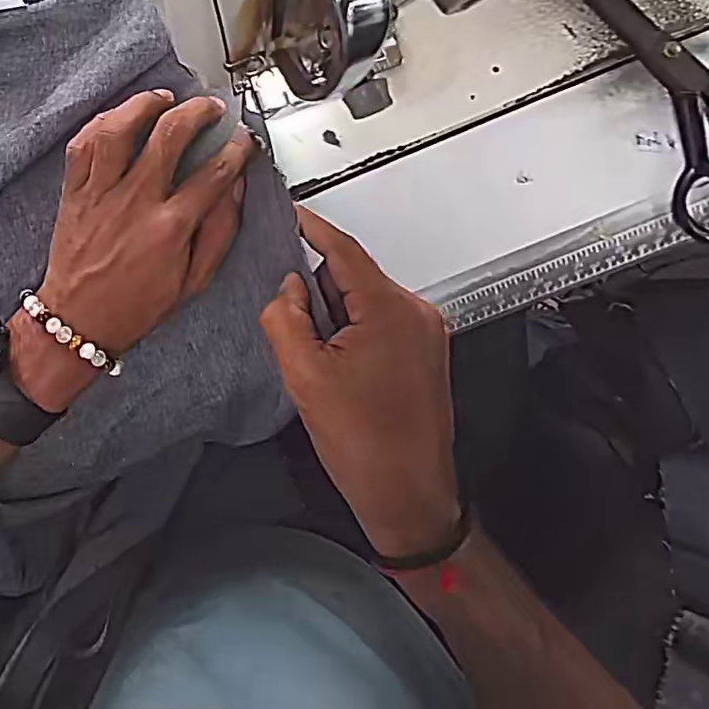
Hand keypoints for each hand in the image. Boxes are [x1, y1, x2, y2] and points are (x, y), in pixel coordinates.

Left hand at [11, 90, 256, 410]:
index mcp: (169, 228)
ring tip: (163, 99)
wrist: (79, 319)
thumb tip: (235, 190)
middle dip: (196, 113)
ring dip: (144, 106)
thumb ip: (219, 232)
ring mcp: (100, 194)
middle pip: (168, 137)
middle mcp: (134, 203)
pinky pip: (81, 146)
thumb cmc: (134, 305)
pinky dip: (101, 123)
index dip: (235, 149)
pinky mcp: (75, 192)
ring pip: (119, 131)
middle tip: (208, 108)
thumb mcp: (193, 281)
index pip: (212, 173)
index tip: (241, 139)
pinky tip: (119, 116)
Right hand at [261, 206, 459, 558]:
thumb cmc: (367, 445)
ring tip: (320, 358)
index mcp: (389, 310)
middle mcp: (414, 313)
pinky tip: (337, 362)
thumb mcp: (304, 375)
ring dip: (334, 312)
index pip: (343, 249)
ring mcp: (424, 332)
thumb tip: (287, 288)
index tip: (291, 211)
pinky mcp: (423, 350)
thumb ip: (285, 317)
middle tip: (293, 320)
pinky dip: (351, 326)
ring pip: (364, 297)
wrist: (408, 496)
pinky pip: (378, 318)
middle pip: (352, 274)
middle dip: (317, 288)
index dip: (311, 226)